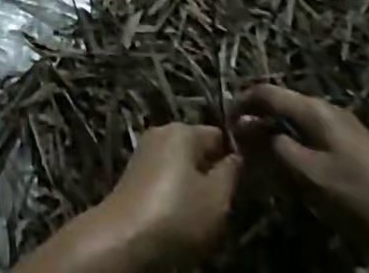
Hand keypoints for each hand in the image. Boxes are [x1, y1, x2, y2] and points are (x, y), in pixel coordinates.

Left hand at [15, 123, 239, 272]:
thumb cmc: (176, 214)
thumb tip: (237, 156)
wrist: (123, 238)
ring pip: (181, 167)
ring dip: (193, 188)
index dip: (234, 158)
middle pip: (198, 150)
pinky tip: (179, 219)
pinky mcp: (134, 175)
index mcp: (182, 130)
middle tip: (224, 203)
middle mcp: (161, 132)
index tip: (245, 183)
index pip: (219, 136)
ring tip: (202, 216)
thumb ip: (231, 172)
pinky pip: (165, 179)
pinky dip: (175, 195)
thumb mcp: (217, 197)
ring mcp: (144, 153)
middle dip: (212, 174)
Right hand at [231, 85, 368, 272]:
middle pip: (281, 104)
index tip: (223, 124)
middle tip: (238, 146)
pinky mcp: (351, 147)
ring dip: (273, 136)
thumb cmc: (360, 195)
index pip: (266, 92)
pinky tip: (289, 170)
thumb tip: (247, 130)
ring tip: (258, 160)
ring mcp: (341, 127)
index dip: (241, 104)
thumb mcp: (311, 175)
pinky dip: (291, 147)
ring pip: (295, 122)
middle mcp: (326, 109)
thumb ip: (275, 149)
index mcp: (314, 109)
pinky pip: (310, 136)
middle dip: (256, 121)